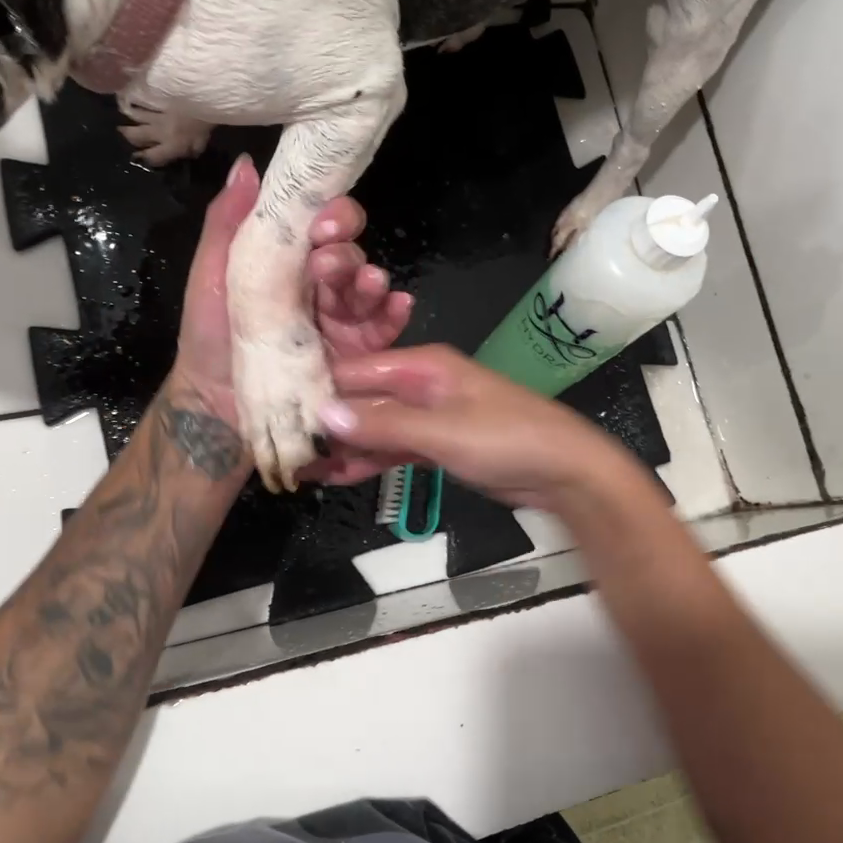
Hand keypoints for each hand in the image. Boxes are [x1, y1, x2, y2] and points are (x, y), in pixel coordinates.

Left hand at [173, 155, 412, 437]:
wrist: (215, 404)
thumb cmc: (211, 336)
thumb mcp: (213, 275)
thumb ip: (229, 222)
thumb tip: (247, 165)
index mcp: (288, 261)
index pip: (322, 226)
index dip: (329, 217)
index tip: (320, 225)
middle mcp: (320, 285)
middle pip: (350, 254)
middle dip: (345, 252)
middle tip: (328, 265)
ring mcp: (341, 320)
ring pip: (369, 287)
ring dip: (372, 278)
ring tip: (368, 284)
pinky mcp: (356, 354)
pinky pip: (384, 328)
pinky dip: (395, 312)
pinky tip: (398, 303)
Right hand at [314, 344, 645, 509]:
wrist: (565, 471)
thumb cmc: (507, 438)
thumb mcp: (442, 431)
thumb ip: (383, 425)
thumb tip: (323, 415)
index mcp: (422, 366)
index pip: (355, 372)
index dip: (317, 392)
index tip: (277, 414)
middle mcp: (420, 385)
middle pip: (361, 401)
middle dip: (326, 424)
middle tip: (284, 451)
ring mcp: (430, 416)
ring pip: (375, 428)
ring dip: (344, 447)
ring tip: (303, 470)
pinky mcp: (439, 444)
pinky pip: (394, 448)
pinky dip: (370, 461)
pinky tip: (339, 476)